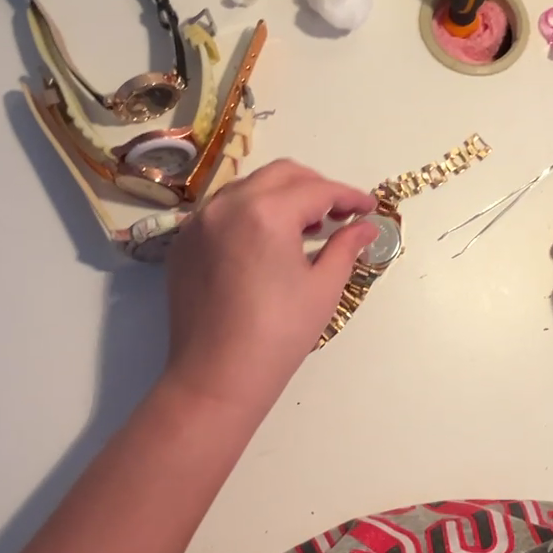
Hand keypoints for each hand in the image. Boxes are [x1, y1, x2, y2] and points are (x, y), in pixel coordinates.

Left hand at [162, 160, 380, 415]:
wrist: (216, 377)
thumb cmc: (279, 335)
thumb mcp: (322, 288)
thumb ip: (345, 247)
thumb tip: (365, 227)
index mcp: (266, 212)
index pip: (317, 190)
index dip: (348, 196)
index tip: (368, 208)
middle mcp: (227, 205)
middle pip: (280, 175)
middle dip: (315, 186)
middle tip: (340, 213)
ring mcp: (199, 222)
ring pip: (248, 188)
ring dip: (281, 196)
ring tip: (306, 227)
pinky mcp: (184, 243)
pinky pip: (222, 211)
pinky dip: (250, 213)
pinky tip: (267, 243)